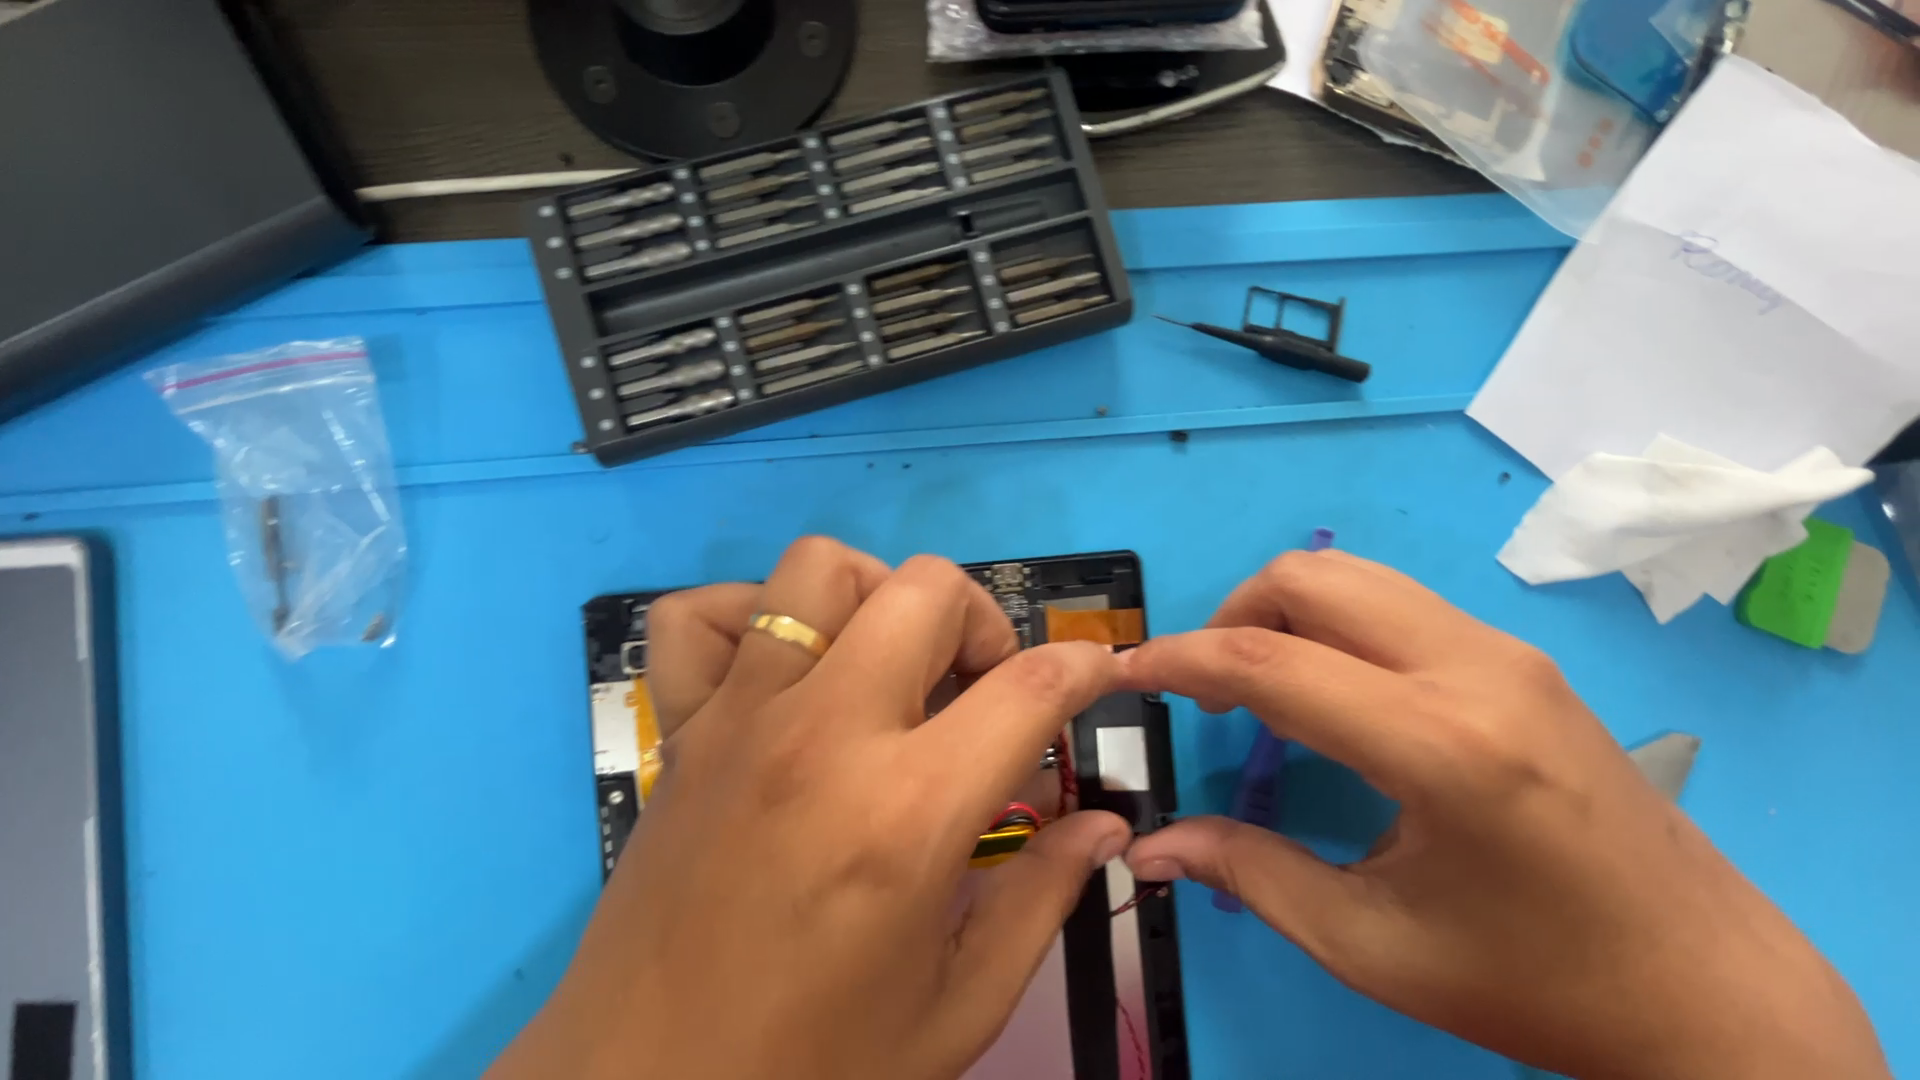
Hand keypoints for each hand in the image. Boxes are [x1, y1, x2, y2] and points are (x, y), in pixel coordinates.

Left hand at [487, 537, 1132, 1079]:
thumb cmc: (814, 1065)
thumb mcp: (959, 1005)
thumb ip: (1044, 897)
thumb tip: (1107, 825)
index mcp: (908, 813)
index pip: (1028, 690)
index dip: (1083, 667)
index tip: (1097, 672)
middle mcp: (824, 734)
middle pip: (927, 591)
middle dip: (981, 623)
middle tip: (980, 691)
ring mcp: (739, 717)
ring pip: (818, 570)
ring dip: (876, 596)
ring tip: (888, 665)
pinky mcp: (679, 726)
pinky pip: (700, 616)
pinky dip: (751, 616)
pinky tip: (784, 671)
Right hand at [1119, 550, 1888, 1079]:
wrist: (1707, 987)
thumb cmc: (1532, 980)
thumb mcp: (1370, 944)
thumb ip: (1247, 874)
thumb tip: (1146, 849)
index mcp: (1441, 748)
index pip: (1271, 663)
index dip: (1179, 659)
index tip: (1125, 674)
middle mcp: (1476, 670)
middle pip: (1310, 580)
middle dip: (1228, 616)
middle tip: (1203, 690)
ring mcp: (1505, 651)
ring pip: (1352, 576)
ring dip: (1280, 613)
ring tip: (1257, 688)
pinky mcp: (1518, 656)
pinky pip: (1392, 602)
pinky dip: (1329, 624)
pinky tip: (1326, 692)